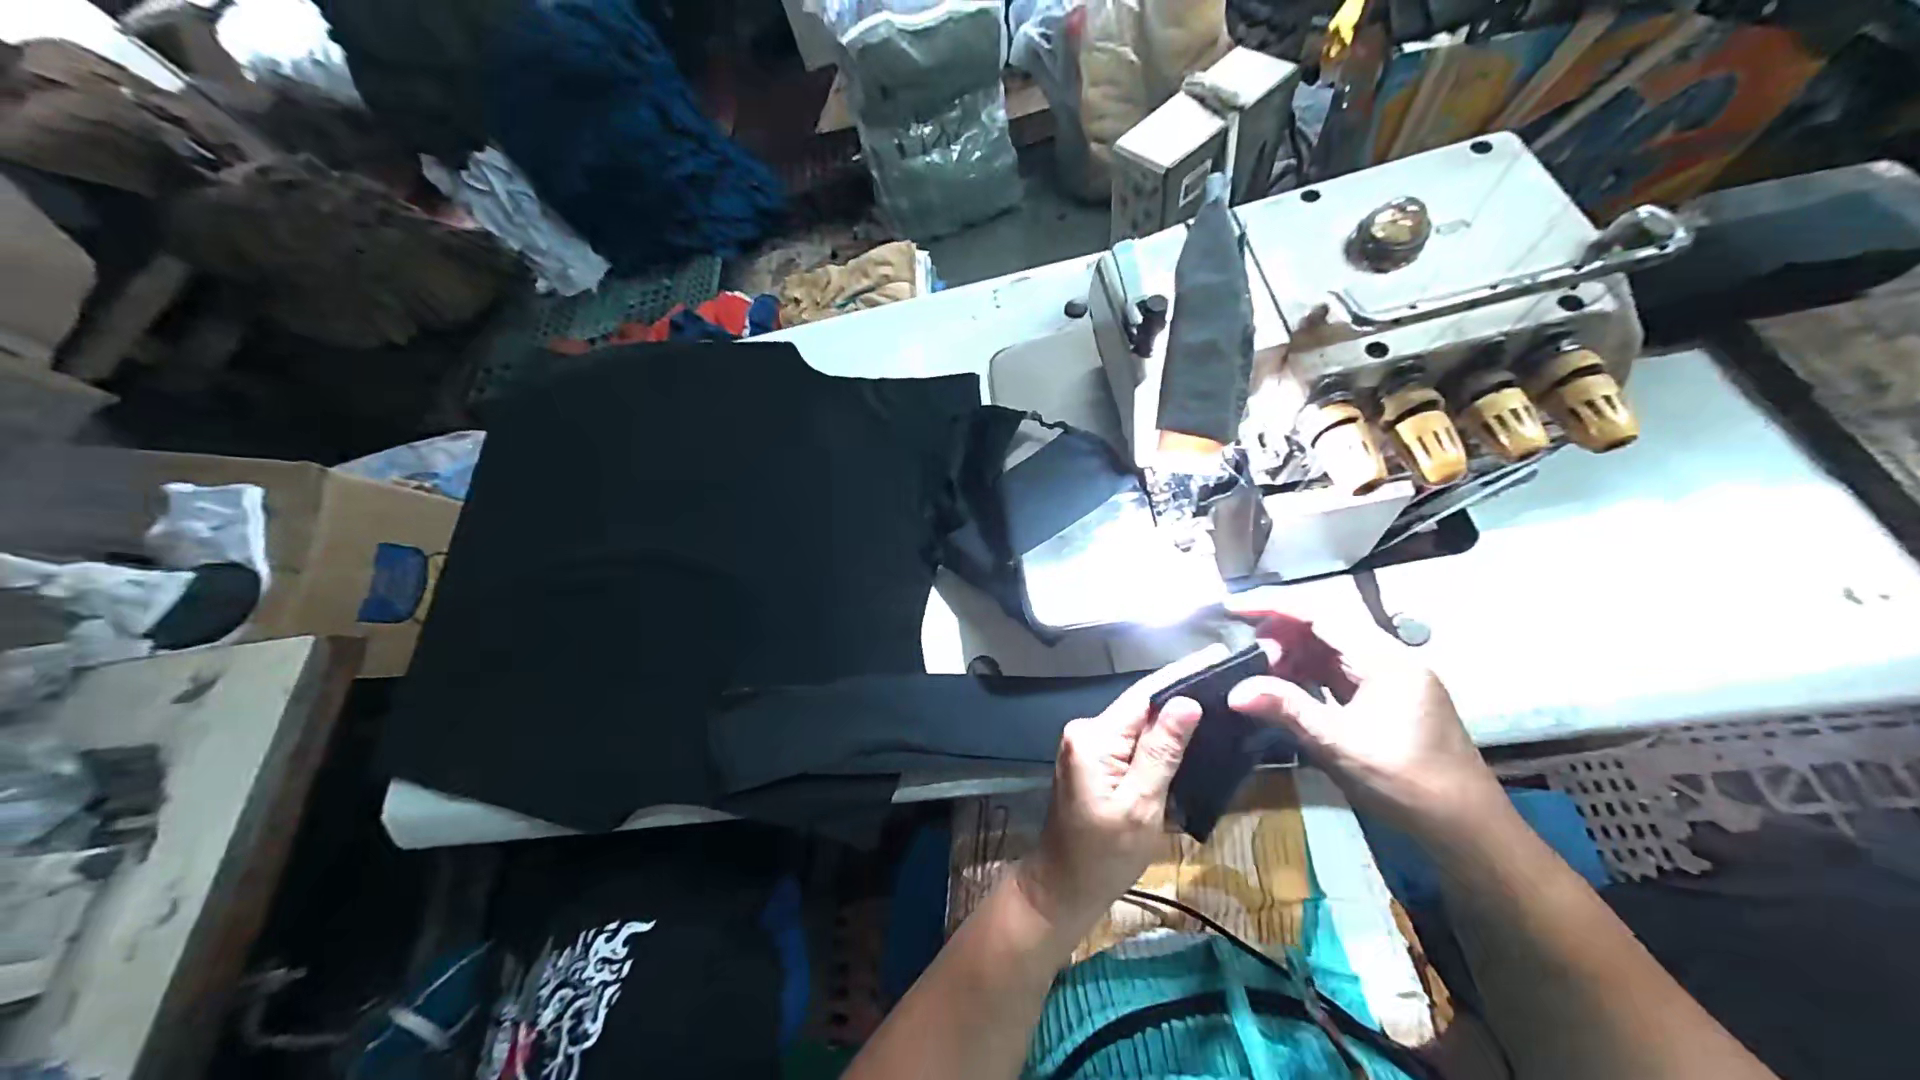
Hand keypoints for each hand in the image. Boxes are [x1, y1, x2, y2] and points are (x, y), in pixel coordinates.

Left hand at [1016, 645, 1221, 937]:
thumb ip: (1162, 752)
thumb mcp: (1141, 805)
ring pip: (1137, 725)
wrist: (1064, 887)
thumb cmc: (1103, 854)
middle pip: (1140, 707)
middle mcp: (1086, 732)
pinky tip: (1186, 740)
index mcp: (1094, 738)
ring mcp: (1087, 746)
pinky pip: (1130, 742)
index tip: (1217, 659)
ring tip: (1218, 710)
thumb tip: (1187, 703)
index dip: (1181, 678)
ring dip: (1171, 723)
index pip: (1144, 696)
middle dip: (1180, 699)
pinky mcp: (1093, 761)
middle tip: (1229, 689)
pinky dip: (1156, 742)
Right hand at [1225, 607, 1508, 845]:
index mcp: (1387, 660)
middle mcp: (1391, 660)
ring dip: (1292, 655)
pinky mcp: (1386, 699)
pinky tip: (1284, 687)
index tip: (1234, 609)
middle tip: (1242, 651)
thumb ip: (1288, 710)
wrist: (1467, 829)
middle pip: (1326, 628)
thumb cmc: (1408, 783)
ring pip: (1331, 650)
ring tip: (1256, 670)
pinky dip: (1308, 675)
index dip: (1275, 609)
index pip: (1323, 615)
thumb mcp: (1341, 745)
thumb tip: (1234, 691)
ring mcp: (1390, 679)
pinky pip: (1339, 672)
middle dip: (1280, 634)